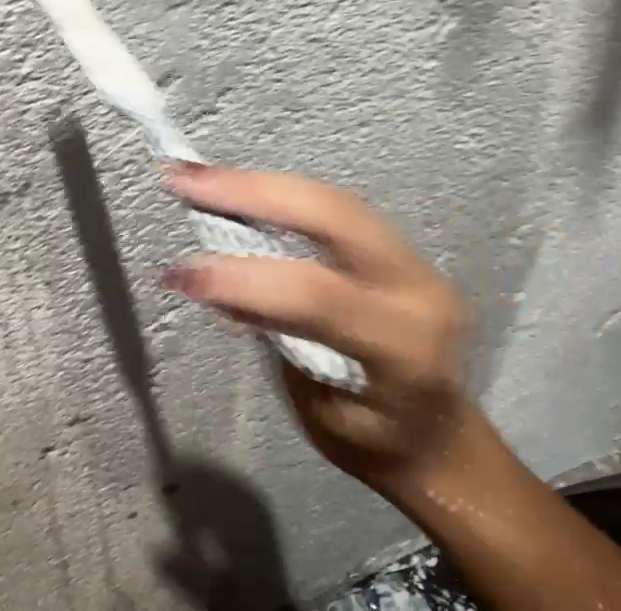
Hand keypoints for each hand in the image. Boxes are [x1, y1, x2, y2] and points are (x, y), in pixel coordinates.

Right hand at [159, 163, 473, 492]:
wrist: (440, 438)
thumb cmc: (375, 444)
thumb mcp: (317, 409)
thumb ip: (279, 341)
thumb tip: (221, 287)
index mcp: (404, 347)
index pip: (317, 296)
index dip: (244, 278)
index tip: (180, 273)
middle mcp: (418, 290)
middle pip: (333, 216)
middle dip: (252, 193)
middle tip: (182, 179)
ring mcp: (416, 260)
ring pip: (333, 200)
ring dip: (260, 184)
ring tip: (196, 176)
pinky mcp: (401, 246)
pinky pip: (336, 208)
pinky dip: (282, 195)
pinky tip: (238, 188)